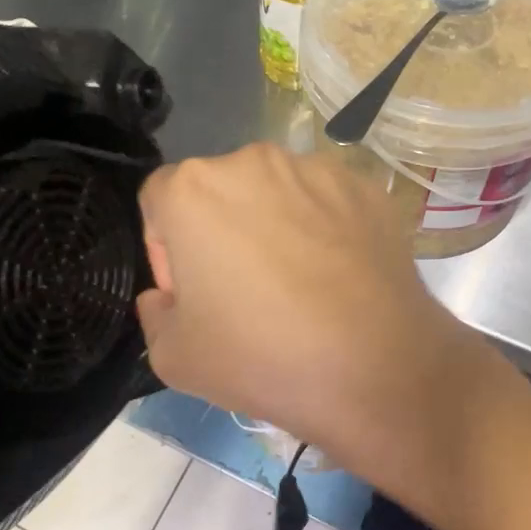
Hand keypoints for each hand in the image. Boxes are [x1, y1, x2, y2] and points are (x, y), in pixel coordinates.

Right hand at [135, 144, 512, 513]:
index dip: (166, 251)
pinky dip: (324, 232)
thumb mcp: (173, 357)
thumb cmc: (260, 357)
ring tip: (298, 288)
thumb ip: (155, 314)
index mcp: (193, 189)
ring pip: (276, 194)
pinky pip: (327, 205)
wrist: (375, 368)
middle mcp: (253, 161)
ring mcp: (317, 170)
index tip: (191, 296)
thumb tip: (168, 297)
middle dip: (220, 234)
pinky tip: (338, 282)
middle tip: (243, 295)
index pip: (158, 202)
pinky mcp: (367, 190)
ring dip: (273, 229)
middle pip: (218, 193)